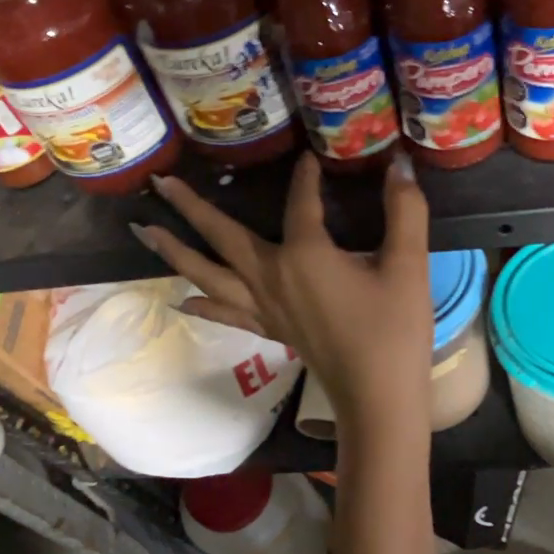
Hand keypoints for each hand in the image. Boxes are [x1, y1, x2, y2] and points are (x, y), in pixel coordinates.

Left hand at [130, 152, 434, 425]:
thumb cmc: (394, 331)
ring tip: (146, 232)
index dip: (305, 177)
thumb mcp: (408, 266)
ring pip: (208, 274)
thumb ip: (405, 211)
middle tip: (160, 183)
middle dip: (190, 207)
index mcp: (304, 255)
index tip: (309, 156)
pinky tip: (183, 299)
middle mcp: (271, 277)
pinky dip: (203, 305)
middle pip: (222, 235)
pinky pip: (225, 313)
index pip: (300, 203)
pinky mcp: (269, 331)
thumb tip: (400, 164)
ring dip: (176, 252)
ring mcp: (264, 308)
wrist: (377, 397)